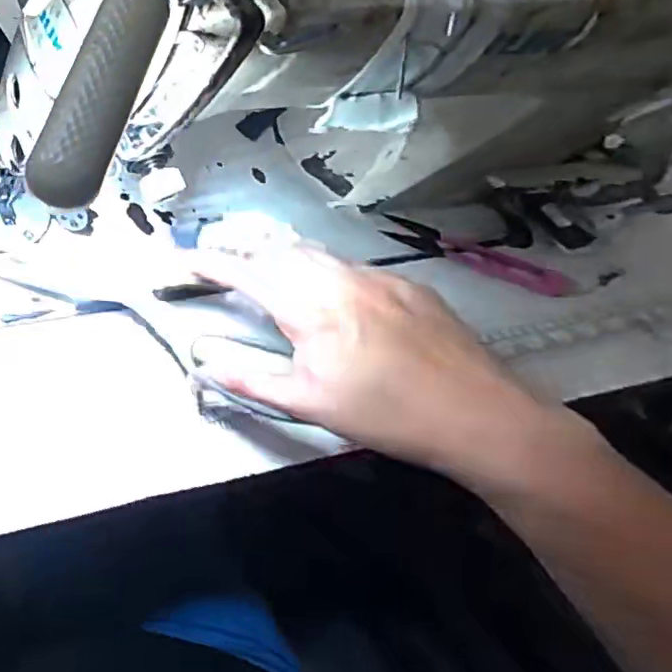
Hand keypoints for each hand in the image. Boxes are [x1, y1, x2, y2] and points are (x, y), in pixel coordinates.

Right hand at [186, 244, 579, 480]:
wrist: (491, 424)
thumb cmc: (389, 416)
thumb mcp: (308, 404)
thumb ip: (250, 381)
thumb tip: (205, 367)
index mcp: (310, 309)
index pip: (243, 272)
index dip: (206, 262)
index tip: (180, 258)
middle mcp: (341, 282)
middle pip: (276, 248)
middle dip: (241, 250)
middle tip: (220, 263)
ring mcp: (379, 280)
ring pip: (314, 251)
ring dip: (279, 255)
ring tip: (265, 270)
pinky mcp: (410, 286)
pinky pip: (350, 265)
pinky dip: (321, 268)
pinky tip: (327, 292)